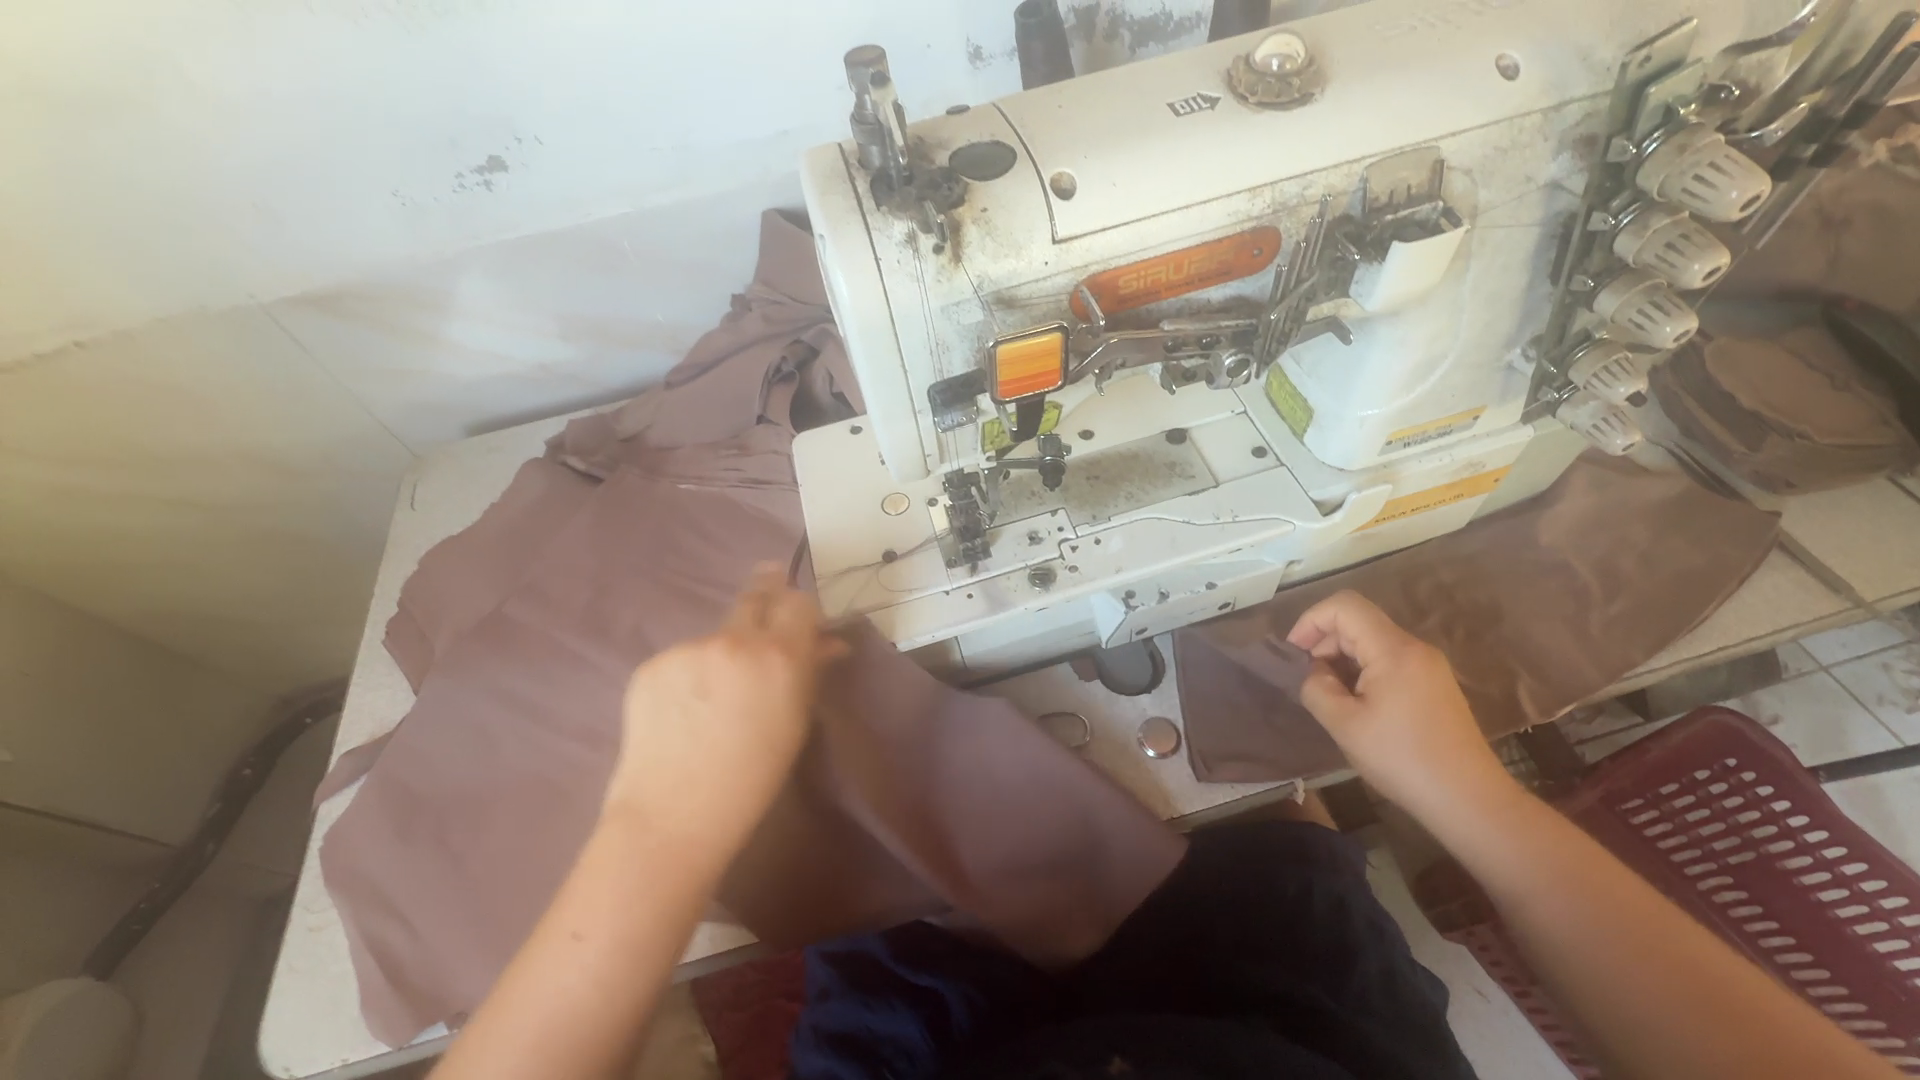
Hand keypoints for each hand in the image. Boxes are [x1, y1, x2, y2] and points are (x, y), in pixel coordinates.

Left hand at [605, 565, 847, 842]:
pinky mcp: (651, 664)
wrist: (673, 814)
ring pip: (716, 637)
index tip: (796, 614)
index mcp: (780, 655)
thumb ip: (809, 672)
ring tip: (715, 701)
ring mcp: (687, 649)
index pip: (798, 601)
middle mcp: (734, 639)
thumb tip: (827, 643)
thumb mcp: (794, 722)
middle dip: (764, 598)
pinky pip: (682, 660)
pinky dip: (689, 677)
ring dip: (723, 653)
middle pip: (755, 598)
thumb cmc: (752, 778)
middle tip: (765, 615)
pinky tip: (684, 713)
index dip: (799, 606)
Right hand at [1286, 590, 1513, 816]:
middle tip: (1308, 679)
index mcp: (1394, 650)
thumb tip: (1316, 672)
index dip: (1311, 620)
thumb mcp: (1344, 725)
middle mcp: (1414, 647)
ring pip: (1373, 641)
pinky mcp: (1434, 684)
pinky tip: (1357, 703)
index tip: (1294, 653)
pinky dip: (1363, 670)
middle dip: (1325, 641)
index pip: (1345, 606)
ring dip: (1343, 658)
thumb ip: (1317, 688)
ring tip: (1329, 695)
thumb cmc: (1402, 759)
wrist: (1468, 798)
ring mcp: (1428, 665)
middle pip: (1359, 621)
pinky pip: (1389, 660)